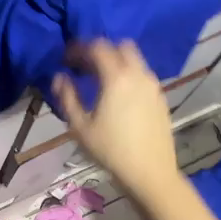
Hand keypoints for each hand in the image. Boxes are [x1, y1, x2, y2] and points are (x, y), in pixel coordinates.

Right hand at [51, 39, 178, 194]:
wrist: (150, 173)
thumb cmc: (111, 150)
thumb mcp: (80, 126)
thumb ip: (67, 97)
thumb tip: (59, 78)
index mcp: (116, 78)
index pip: (97, 47)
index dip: (79, 48)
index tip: (66, 59)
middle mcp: (138, 75)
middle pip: (121, 46)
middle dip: (101, 51)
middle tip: (84, 66)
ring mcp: (153, 86)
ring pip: (134, 60)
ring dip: (116, 62)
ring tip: (99, 81)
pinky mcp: (161, 98)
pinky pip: (143, 76)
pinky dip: (129, 75)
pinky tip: (118, 96)